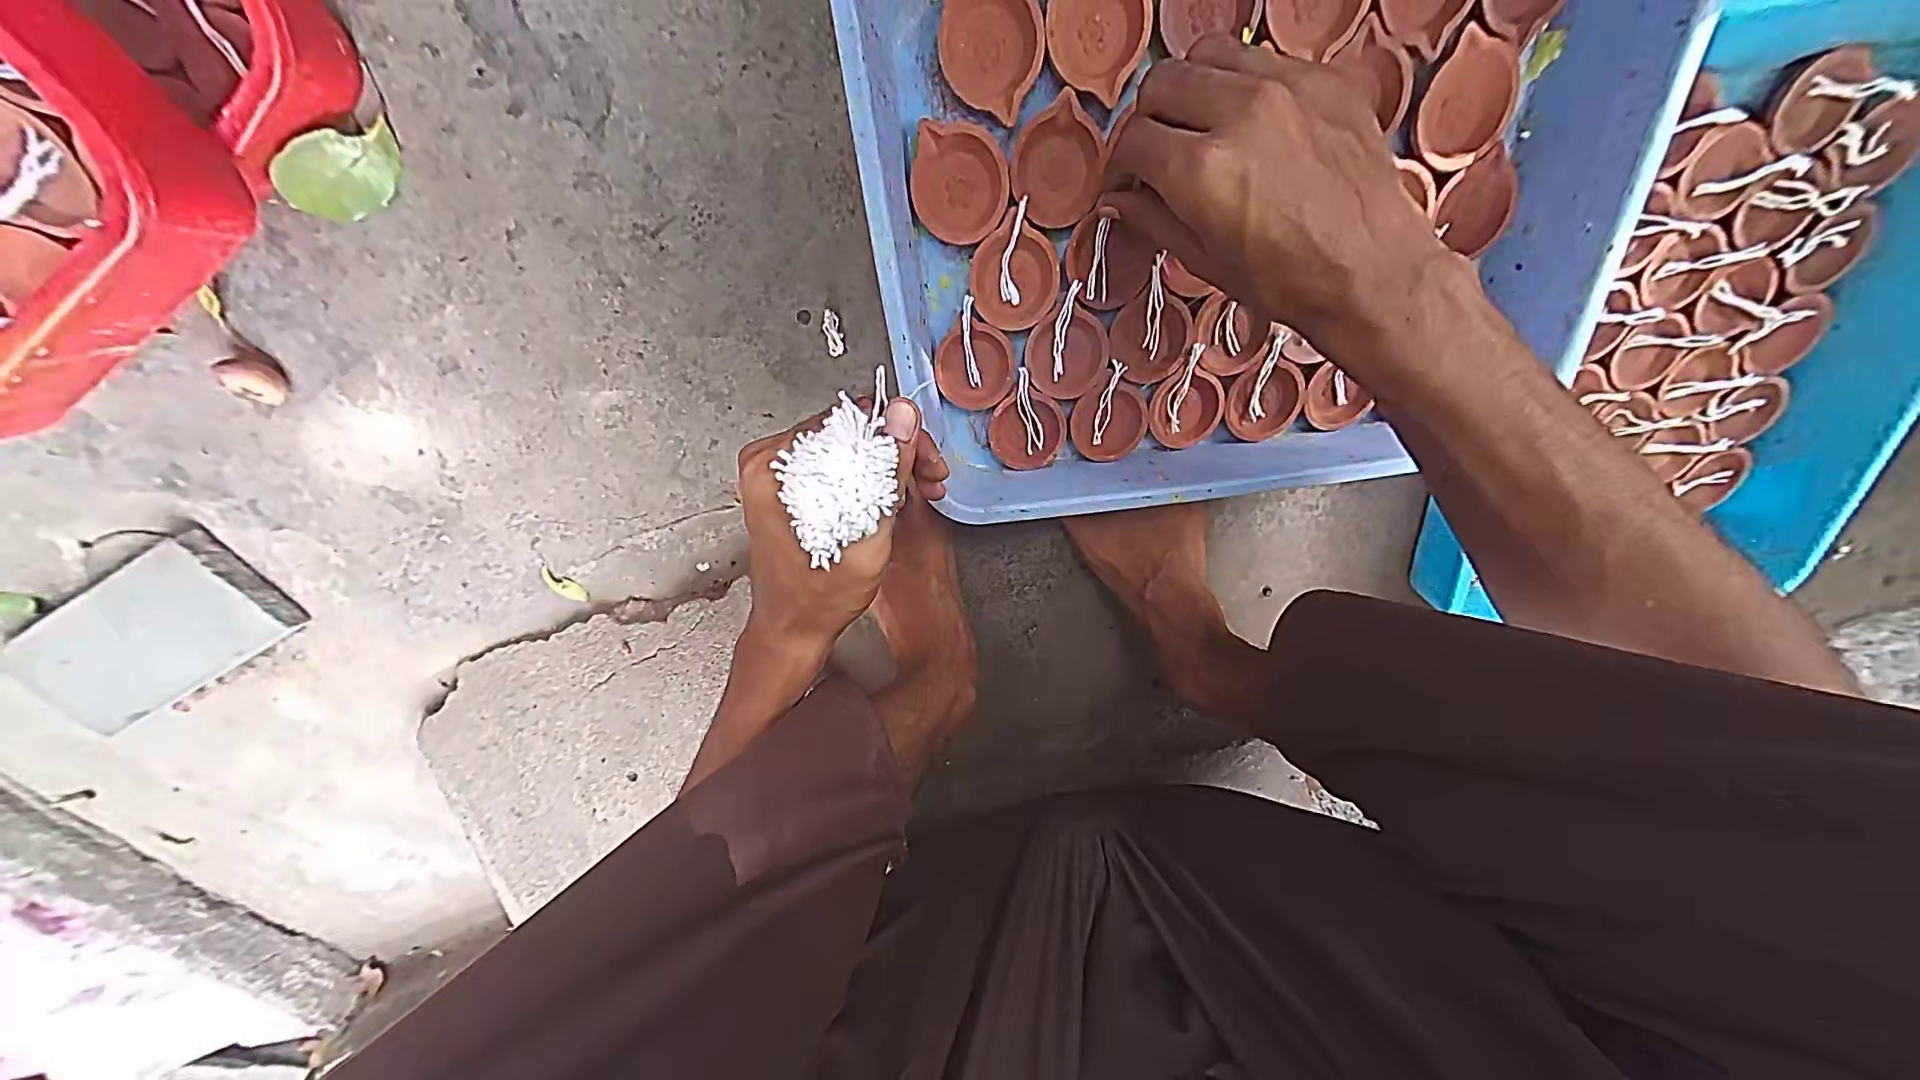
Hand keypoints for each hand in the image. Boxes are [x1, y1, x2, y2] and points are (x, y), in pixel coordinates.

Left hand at [736, 395, 951, 661]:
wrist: (793, 628)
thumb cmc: (818, 596)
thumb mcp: (867, 533)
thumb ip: (887, 469)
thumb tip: (902, 416)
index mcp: (774, 467)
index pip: (849, 421)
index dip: (897, 437)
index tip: (923, 458)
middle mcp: (769, 463)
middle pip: (849, 430)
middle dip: (896, 451)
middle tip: (928, 474)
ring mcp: (777, 474)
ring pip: (848, 446)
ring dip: (888, 464)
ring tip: (918, 487)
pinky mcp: (789, 486)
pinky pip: (838, 463)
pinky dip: (869, 475)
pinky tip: (892, 494)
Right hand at [1104, 35, 1450, 356]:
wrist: (1369, 270)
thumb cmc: (1288, 279)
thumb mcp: (1203, 259)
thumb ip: (1152, 219)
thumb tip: (1120, 198)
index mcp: (1202, 170)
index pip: (1133, 141)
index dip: (1119, 166)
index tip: (1124, 181)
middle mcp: (1240, 113)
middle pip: (1161, 84)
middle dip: (1146, 121)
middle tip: (1153, 155)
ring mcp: (1286, 87)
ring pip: (1207, 55)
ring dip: (1188, 90)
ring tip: (1195, 129)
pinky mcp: (1323, 79)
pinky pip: (1260, 59)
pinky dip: (1237, 84)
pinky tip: (1244, 124)